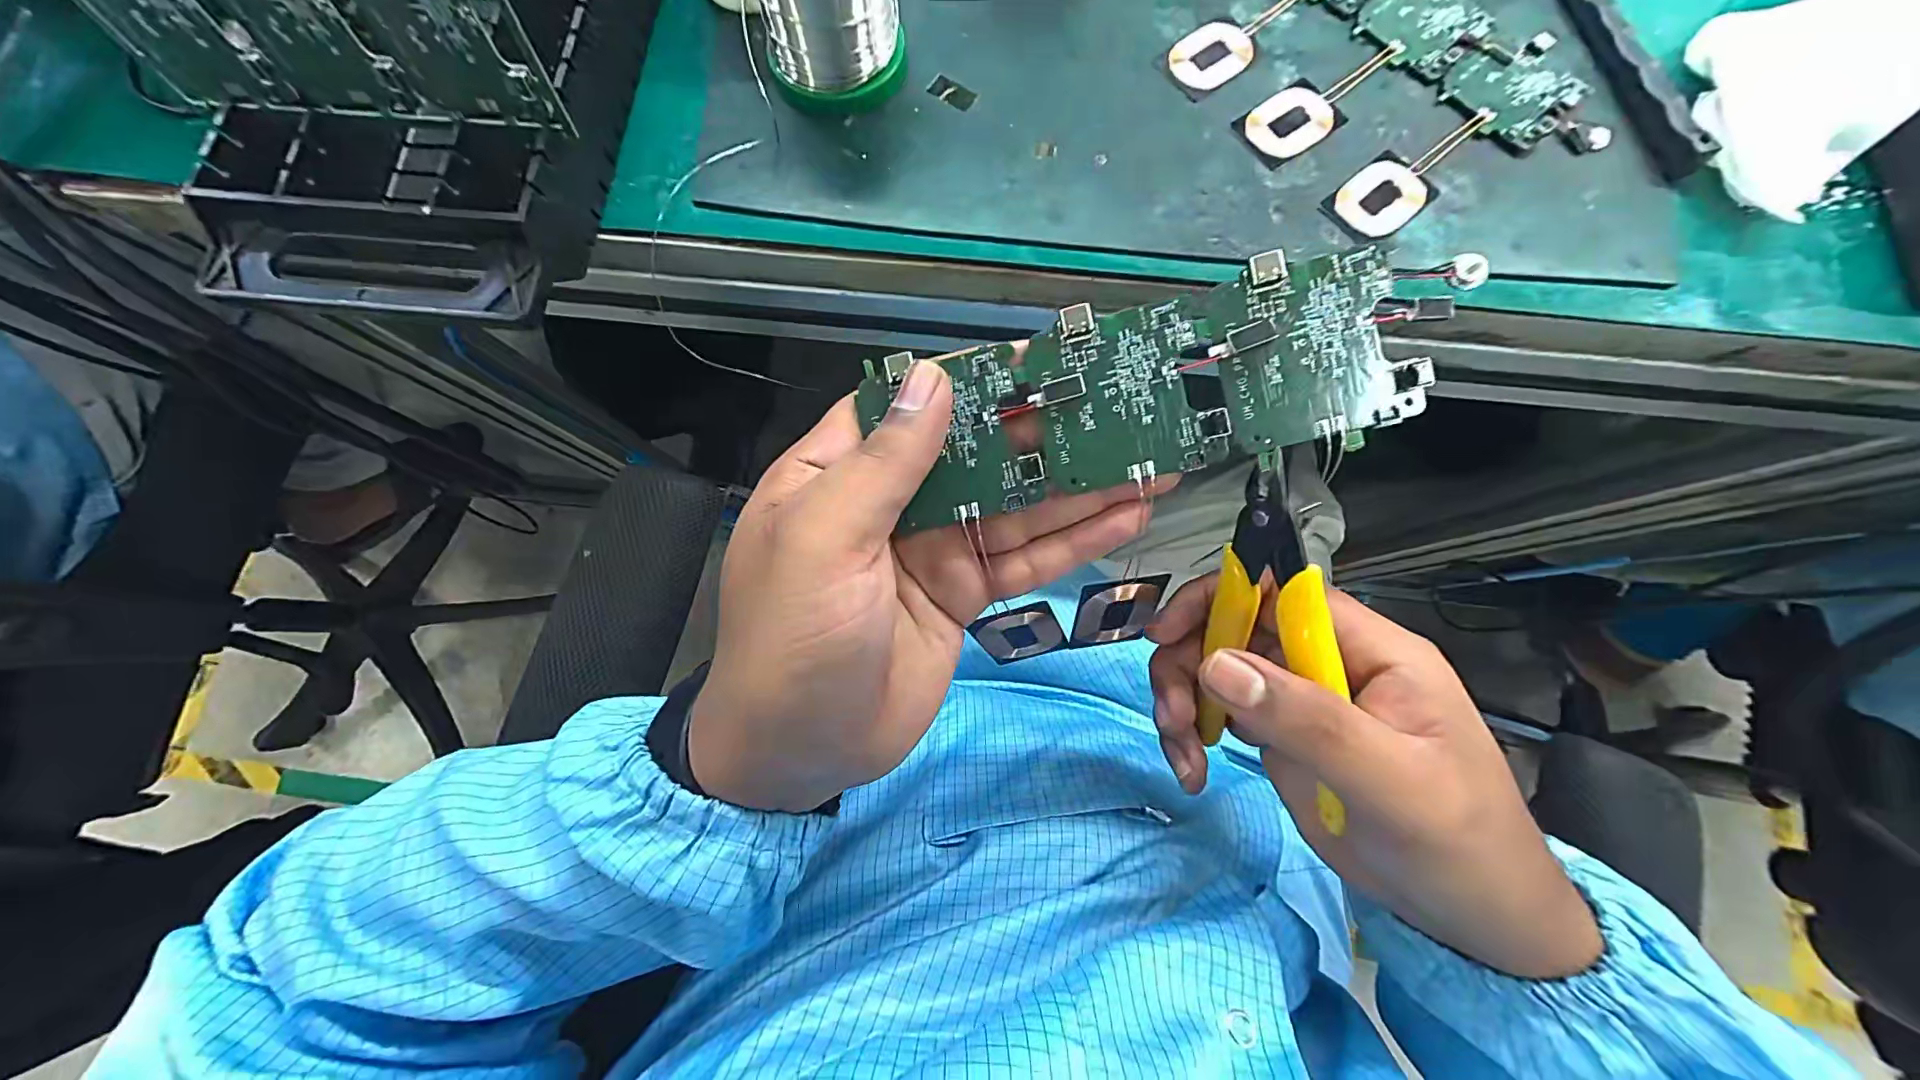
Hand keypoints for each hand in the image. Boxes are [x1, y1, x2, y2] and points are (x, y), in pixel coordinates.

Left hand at [690, 357, 1176, 812]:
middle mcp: (890, 504)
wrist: (800, 749)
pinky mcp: (963, 595)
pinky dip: (1071, 542)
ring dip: (1075, 489)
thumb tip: (932, 380)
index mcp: (838, 474)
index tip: (1035, 362)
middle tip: (1117, 412)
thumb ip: (882, 463)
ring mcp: (932, 550)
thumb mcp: (823, 539)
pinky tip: (1122, 519)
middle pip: (975, 455)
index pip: (908, 408)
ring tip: (1143, 465)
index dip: (969, 383)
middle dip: (1042, 436)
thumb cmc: (792, 637)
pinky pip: (1022, 560)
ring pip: (1012, 508)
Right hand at [1147, 578, 1601, 978]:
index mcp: (1370, 651)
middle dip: (1188, 664)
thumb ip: (1307, 720)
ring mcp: (1301, 699)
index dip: (1220, 597)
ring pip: (1216, 669)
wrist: (1470, 916)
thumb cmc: (1454, 843)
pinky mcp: (1280, 733)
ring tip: (1184, 756)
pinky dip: (1193, 734)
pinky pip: (1219, 712)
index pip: (1283, 592)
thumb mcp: (1389, 781)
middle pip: (1234, 628)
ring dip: (1184, 702)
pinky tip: (1194, 770)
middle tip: (1174, 719)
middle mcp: (1327, 662)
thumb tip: (1216, 664)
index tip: (1167, 633)